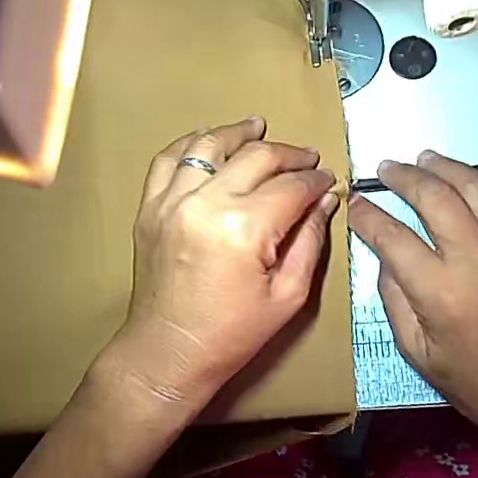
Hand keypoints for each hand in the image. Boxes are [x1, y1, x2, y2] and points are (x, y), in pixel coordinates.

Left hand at [106, 117, 338, 413]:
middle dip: (288, 154)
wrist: (167, 351)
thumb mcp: (287, 296)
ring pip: (208, 146)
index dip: (316, 180)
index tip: (328, 179)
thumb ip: (310, 240)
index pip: (291, 187)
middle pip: (255, 157)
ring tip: (258, 126)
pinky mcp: (149, 208)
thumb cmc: (230, 335)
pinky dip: (189, 144)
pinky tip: (208, 140)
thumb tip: (325, 198)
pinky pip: (167, 160)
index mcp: (244, 229)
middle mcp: (204, 203)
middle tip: (306, 158)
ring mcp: (170, 202)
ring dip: (238, 133)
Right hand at [347, 151, 477, 442]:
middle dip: (404, 177)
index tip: (354, 202)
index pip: (391, 236)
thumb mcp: (418, 353)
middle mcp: (475, 258)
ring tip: (426, 158)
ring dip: (448, 167)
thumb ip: (396, 301)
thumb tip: (387, 262)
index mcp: (438, 290)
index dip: (366, 214)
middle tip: (387, 167)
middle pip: (434, 197)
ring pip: (477, 187)